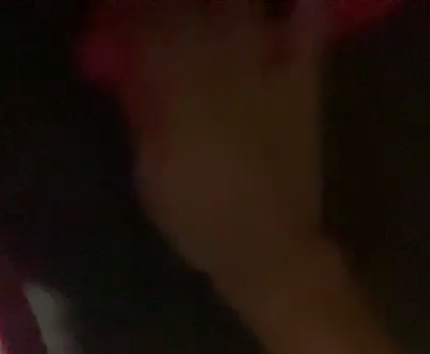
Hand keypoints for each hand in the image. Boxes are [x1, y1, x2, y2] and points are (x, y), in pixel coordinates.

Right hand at [123, 0, 331, 302]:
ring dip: (223, 1)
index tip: (122, 12)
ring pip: (241, 8)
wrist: (271, 253)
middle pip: (193, 8)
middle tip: (165, 8)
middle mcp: (223, 73)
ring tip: (212, 6)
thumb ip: (146, 124)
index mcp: (180, 99)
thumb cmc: (203, 227)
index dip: (133, 13)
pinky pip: (306, 32)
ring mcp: (267, 76)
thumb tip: (137, 79)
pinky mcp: (302, 88)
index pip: (150, 30)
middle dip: (174, 2)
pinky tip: (292, 4)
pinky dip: (301, 10)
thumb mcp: (154, 183)